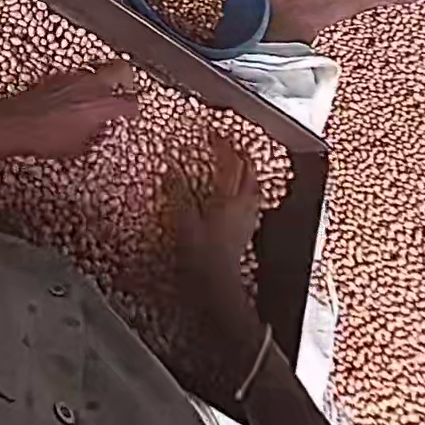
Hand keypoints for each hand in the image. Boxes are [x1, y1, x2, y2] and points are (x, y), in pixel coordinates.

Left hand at [0, 62, 136, 180]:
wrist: (9, 125)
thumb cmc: (42, 138)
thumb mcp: (77, 147)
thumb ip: (95, 136)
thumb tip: (99, 131)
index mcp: (101, 104)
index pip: (131, 101)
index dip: (135, 109)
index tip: (133, 114)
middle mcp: (89, 85)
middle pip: (121, 70)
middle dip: (127, 80)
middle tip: (127, 91)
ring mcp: (70, 77)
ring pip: (96, 71)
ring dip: (102, 82)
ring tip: (98, 98)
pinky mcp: (53, 78)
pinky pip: (75, 77)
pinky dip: (80, 86)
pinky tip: (73, 100)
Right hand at [167, 134, 268, 397]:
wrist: (217, 290)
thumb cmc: (200, 256)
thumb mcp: (183, 220)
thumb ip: (178, 192)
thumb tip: (171, 168)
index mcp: (228, 198)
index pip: (231, 163)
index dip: (224, 145)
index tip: (214, 133)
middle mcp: (242, 206)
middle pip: (249, 174)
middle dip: (241, 155)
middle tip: (229, 143)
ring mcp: (246, 220)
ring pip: (253, 188)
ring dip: (247, 172)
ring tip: (237, 164)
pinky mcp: (244, 233)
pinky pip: (250, 203)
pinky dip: (245, 191)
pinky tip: (235, 195)